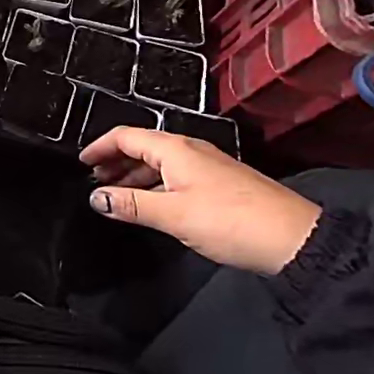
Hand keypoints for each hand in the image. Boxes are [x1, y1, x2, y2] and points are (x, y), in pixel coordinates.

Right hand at [80, 128, 320, 274]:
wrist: (291, 237)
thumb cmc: (229, 220)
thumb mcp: (173, 214)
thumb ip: (132, 204)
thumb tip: (96, 198)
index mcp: (174, 148)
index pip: (126, 136)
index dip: (100, 147)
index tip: (82, 162)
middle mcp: (189, 149)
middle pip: (142, 146)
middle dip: (115, 161)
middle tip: (94, 181)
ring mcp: (206, 165)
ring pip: (159, 162)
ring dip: (134, 175)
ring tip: (116, 196)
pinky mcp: (217, 182)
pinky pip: (174, 175)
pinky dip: (154, 185)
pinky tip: (151, 205)